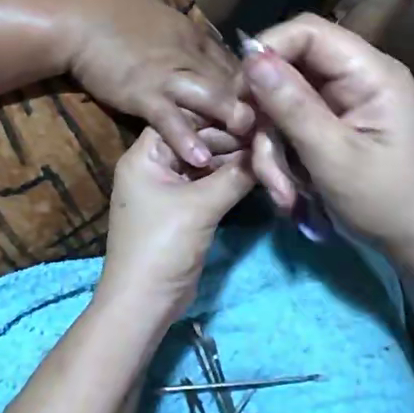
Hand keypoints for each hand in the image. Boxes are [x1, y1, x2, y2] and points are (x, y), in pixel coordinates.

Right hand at [66, 0, 253, 166]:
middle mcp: (189, 55)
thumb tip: (204, 58)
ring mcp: (168, 76)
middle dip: (254, 108)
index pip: (234, 64)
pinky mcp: (144, 93)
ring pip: (211, 98)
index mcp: (195, 37)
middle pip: (232, 82)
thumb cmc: (113, 18)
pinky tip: (200, 160)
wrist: (77, 19)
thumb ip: (185, 41)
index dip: (252, 88)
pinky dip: (185, 139)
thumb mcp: (160, 22)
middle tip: (272, 134)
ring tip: (253, 147)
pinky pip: (170, 119)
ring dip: (232, 121)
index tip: (264, 109)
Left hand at [95, 128, 255, 321]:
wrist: (145, 302)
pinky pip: (208, 184)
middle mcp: (154, 166)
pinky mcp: (183, 209)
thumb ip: (235, 175)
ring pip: (205, 162)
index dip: (216, 112)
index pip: (182, 118)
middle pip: (195, 139)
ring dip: (233, 159)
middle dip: (230, 137)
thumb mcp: (200, 206)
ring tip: (268, 149)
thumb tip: (267, 146)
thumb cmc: (162, 246)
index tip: (253, 111)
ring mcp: (169, 189)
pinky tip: (257, 172)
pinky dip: (230, 179)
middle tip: (267, 131)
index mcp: (145, 156)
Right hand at [241, 15, 413, 257]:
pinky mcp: (333, 130)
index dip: (268, 52)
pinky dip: (284, 161)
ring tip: (285, 196)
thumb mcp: (334, 157)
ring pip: (283, 108)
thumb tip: (251, 57)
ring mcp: (343, 106)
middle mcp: (356, 80)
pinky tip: (292, 196)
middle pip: (289, 72)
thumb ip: (292, 106)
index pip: (308, 32)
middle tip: (255, 154)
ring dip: (273, 151)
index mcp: (370, 73)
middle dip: (267, 119)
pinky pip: (293, 131)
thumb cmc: (388, 202)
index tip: (240, 93)